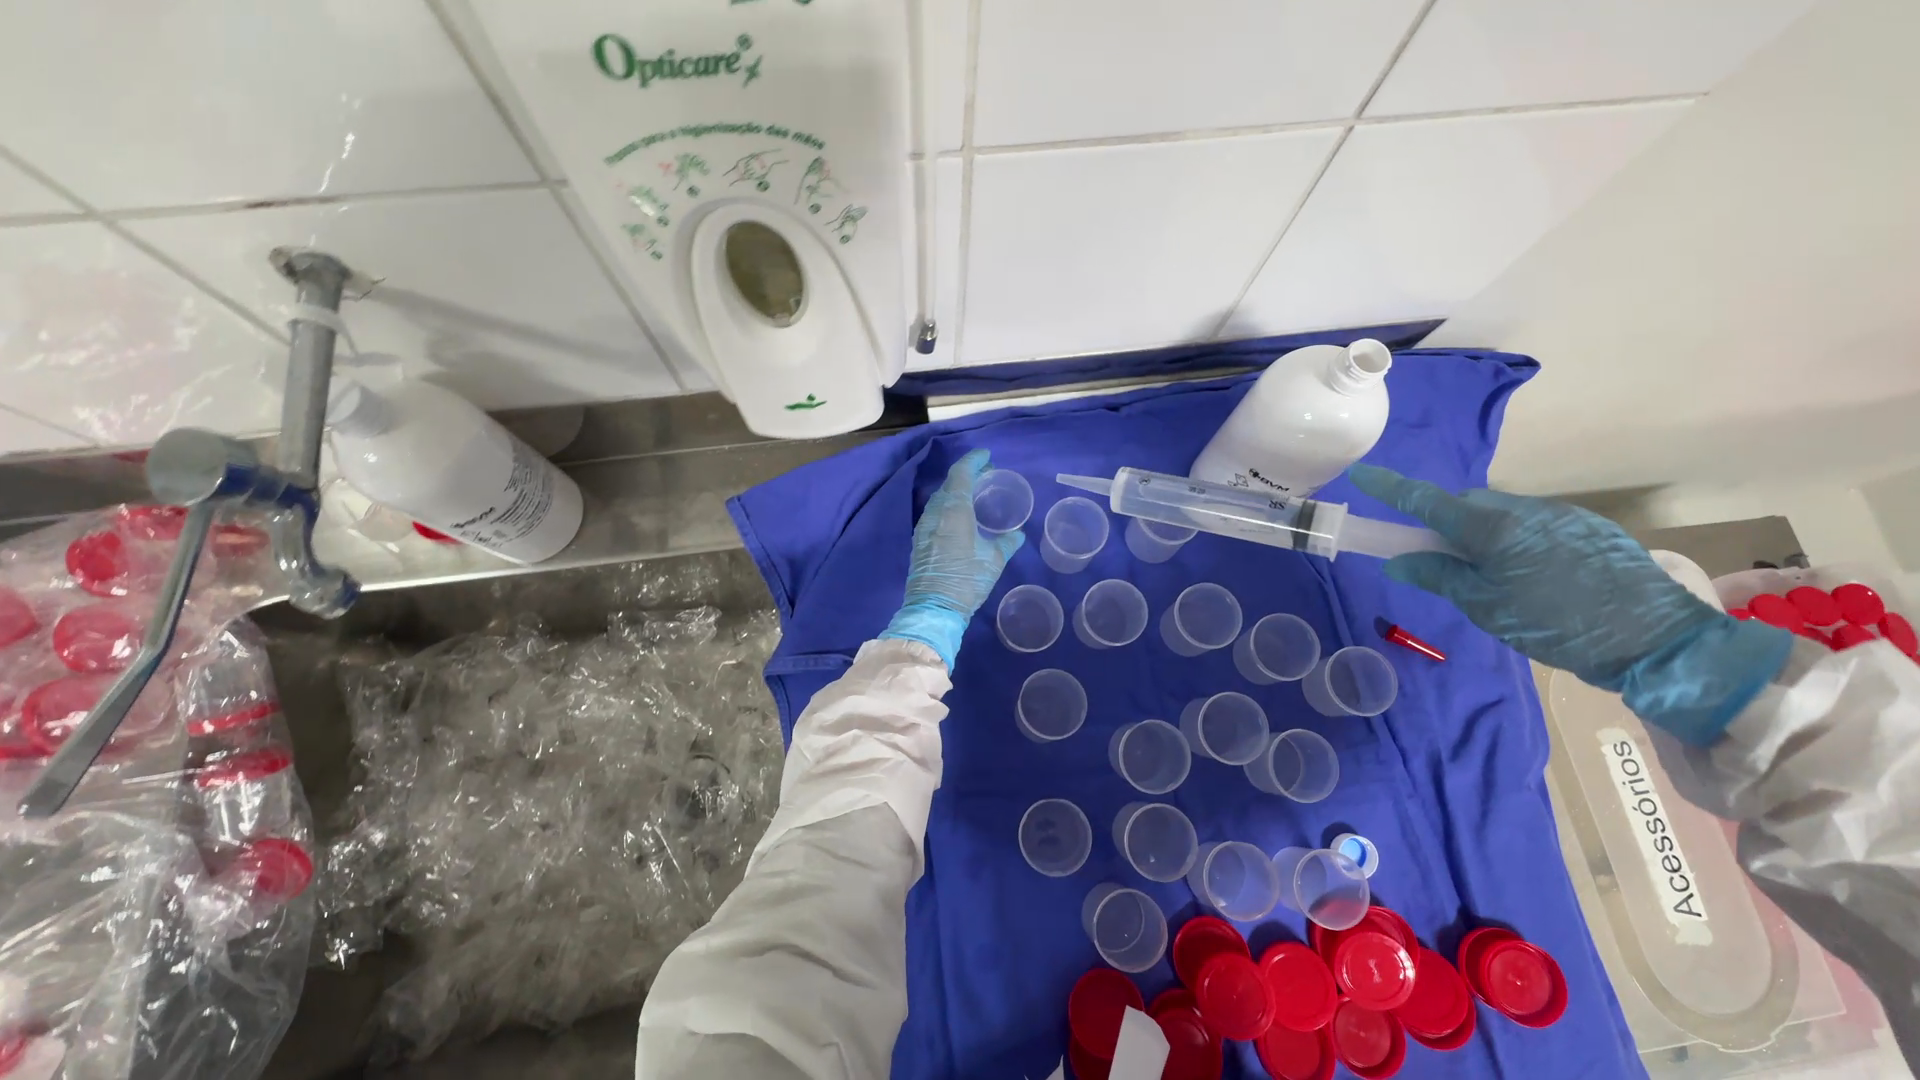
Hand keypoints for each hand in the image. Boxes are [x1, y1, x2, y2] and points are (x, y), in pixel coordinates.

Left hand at [880, 449, 1025, 668]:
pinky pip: (935, 512)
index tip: (986, 456)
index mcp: (953, 511)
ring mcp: (924, 527)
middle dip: (966, 474)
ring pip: (940, 498)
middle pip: (949, 484)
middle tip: (985, 475)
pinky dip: (948, 505)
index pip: (960, 474)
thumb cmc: (966, 581)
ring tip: (974, 493)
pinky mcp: (920, 540)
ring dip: (956, 490)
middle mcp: (935, 513)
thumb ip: (1006, 543)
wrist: (933, 609)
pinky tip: (960, 515)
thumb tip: (1016, 534)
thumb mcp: (993, 561)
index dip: (973, 460)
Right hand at [1349, 465, 1790, 744]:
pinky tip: (1537, 576)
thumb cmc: (1557, 626)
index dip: (1391, 488)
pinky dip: (1519, 541)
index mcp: (1493, 529)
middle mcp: (1525, 510)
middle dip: (1448, 522)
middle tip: (1443, 560)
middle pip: (1467, 504)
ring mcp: (1561, 515)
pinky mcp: (1588, 528)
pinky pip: (1535, 524)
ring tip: (1497, 577)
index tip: (1362, 473)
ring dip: (1486, 534)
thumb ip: (1440, 577)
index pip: (1427, 501)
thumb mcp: (1487, 609)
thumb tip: (1399, 560)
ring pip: (1503, 514)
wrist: (1657, 640)